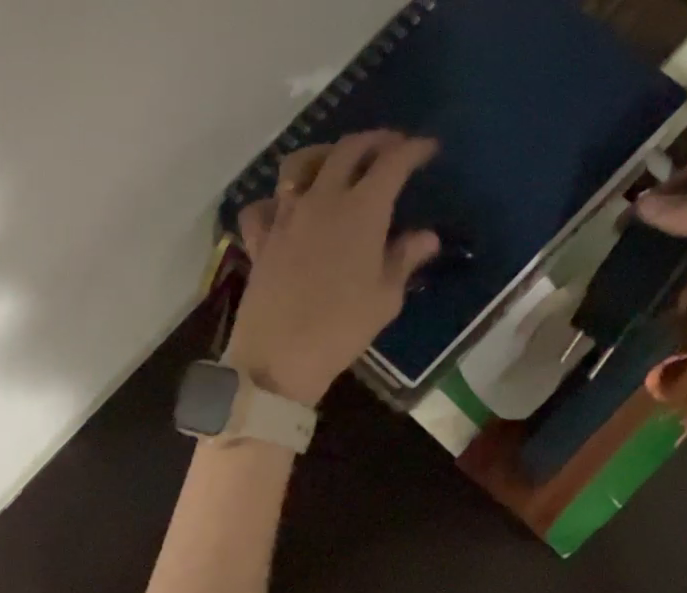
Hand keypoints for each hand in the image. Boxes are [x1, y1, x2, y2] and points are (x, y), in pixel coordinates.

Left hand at [226, 131, 441, 405]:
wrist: (280, 356)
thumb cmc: (342, 329)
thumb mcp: (385, 299)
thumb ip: (404, 260)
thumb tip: (426, 237)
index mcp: (362, 210)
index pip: (392, 163)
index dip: (413, 150)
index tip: (427, 148)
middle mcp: (322, 200)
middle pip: (347, 150)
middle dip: (373, 141)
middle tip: (389, 147)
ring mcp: (285, 216)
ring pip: (299, 164)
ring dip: (323, 155)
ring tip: (334, 164)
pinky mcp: (259, 239)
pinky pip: (262, 206)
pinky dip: (275, 201)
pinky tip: (284, 210)